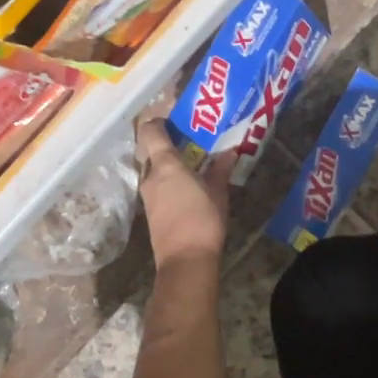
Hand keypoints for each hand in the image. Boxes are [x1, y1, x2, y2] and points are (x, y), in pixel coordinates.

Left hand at [135, 117, 234, 268]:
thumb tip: (229, 152)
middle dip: (168, 143)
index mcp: (165, 165)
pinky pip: (158, 186)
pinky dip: (169, 181)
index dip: (158, 120)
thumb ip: (220, 169)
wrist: (185, 261)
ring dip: (169, 164)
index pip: (150, 132)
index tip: (173, 115)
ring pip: (155, 170)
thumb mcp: (218, 192)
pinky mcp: (151, 212)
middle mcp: (150, 176)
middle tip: (190, 139)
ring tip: (193, 162)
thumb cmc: (202, 219)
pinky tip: (188, 186)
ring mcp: (148, 196)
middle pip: (152, 151)